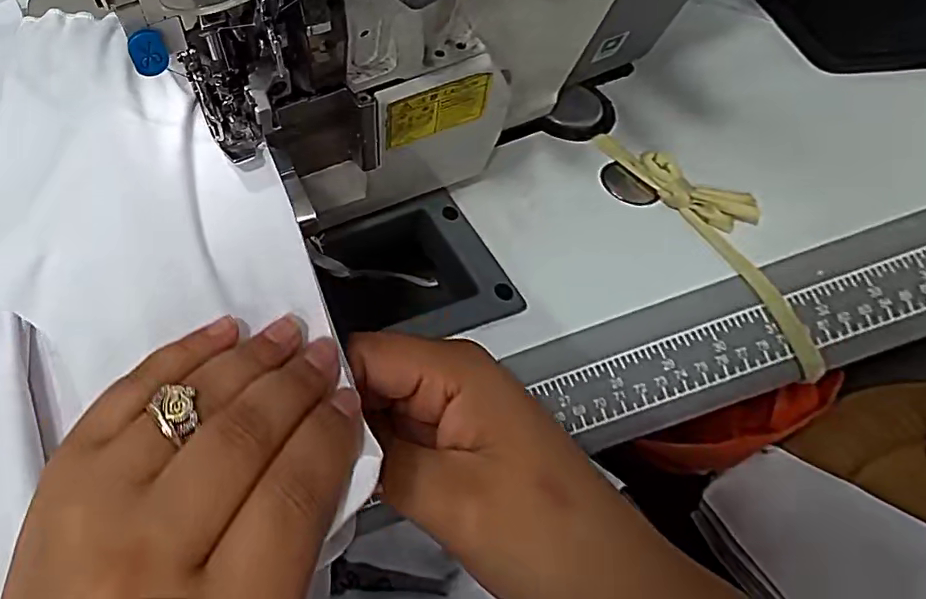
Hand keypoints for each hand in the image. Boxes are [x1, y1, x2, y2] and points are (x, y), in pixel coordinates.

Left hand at [3, 316, 362, 598]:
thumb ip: (285, 552)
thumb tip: (318, 451)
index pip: (291, 497)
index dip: (327, 439)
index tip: (347, 404)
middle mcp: (154, 546)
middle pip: (244, 437)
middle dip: (294, 387)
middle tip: (323, 357)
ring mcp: (101, 496)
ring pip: (192, 400)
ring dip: (246, 358)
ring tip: (282, 334)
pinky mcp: (65, 464)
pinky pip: (132, 387)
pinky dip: (182, 353)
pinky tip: (219, 333)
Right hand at [347, 332, 736, 598]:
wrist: (622, 592)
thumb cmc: (565, 544)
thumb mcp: (453, 500)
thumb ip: (379, 456)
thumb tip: (326, 432)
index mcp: (455, 368)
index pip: (360, 351)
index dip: (328, 385)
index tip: (303, 422)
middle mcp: (453, 375)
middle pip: (365, 375)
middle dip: (341, 416)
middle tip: (322, 457)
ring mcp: (454, 406)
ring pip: (377, 405)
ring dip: (359, 439)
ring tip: (346, 474)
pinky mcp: (455, 436)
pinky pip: (397, 431)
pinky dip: (379, 456)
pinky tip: (369, 481)